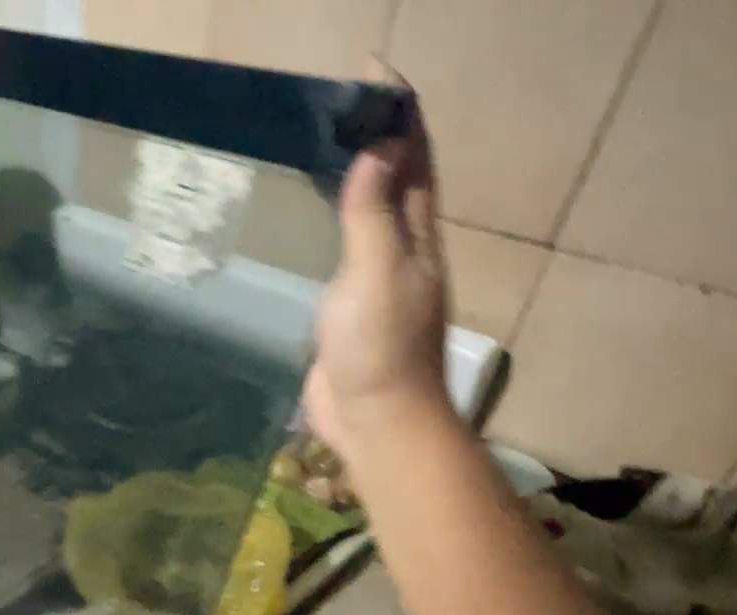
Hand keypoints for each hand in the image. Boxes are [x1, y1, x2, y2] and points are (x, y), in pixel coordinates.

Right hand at [304, 95, 451, 457]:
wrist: (375, 419)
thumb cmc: (380, 349)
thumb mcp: (377, 275)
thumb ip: (373, 216)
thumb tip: (377, 149)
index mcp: (418, 237)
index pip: (415, 158)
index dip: (398, 113)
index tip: (371, 72)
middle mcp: (405, 249)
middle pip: (399, 178)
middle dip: (380, 135)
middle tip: (340, 103)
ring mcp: (379, 279)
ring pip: (374, 212)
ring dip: (360, 175)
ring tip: (328, 145)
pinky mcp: (353, 306)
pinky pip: (348, 247)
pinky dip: (339, 218)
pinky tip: (318, 216)